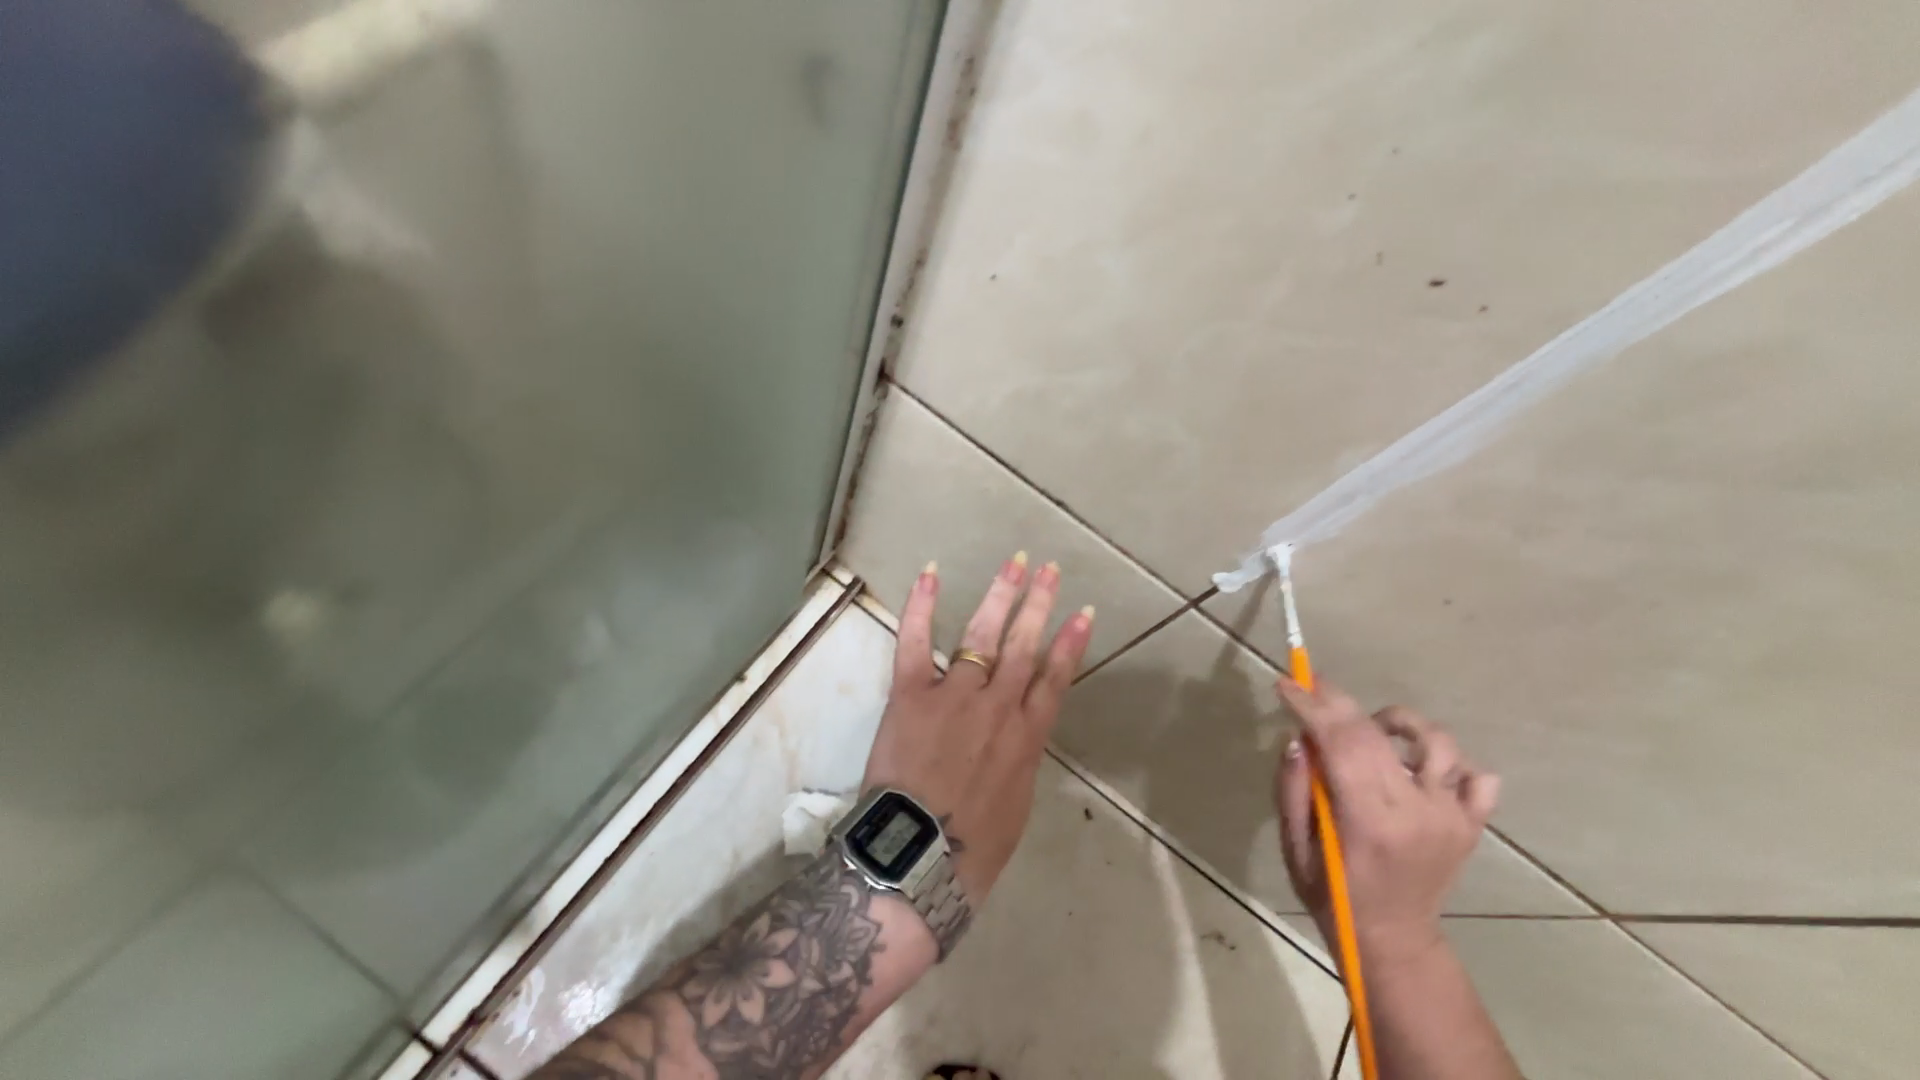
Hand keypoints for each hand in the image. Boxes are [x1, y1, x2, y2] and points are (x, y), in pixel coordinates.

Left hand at [862, 554, 1094, 902]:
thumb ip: (1018, 763)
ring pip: (983, 635)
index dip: (1070, 644)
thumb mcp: (1015, 807)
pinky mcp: (913, 695)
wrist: (920, 859)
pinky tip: (932, 573)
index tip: (1083, 613)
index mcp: (1026, 738)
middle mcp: (998, 708)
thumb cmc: (972, 849)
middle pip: (1024, 646)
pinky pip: (918, 642)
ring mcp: (956, 696)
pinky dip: (924, 607)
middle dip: (1039, 605)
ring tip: (1016, 563)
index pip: (1056, 679)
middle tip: (1051, 570)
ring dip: (1001, 595)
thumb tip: (1017, 740)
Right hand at [1273, 675, 1499, 966]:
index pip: (1339, 742)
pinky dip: (1452, 764)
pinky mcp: (1471, 824)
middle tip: (1314, 687)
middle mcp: (1415, 810)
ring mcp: (1450, 816)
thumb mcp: (1295, 849)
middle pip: (1377, 734)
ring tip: (1374, 728)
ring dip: (1400, 724)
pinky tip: (1420, 768)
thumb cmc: (1333, 894)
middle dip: (1338, 702)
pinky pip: (1478, 778)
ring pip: (1436, 744)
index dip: (1311, 706)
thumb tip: (1298, 740)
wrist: (1393, 938)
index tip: (1287, 683)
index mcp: (1367, 819)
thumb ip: (1293, 793)